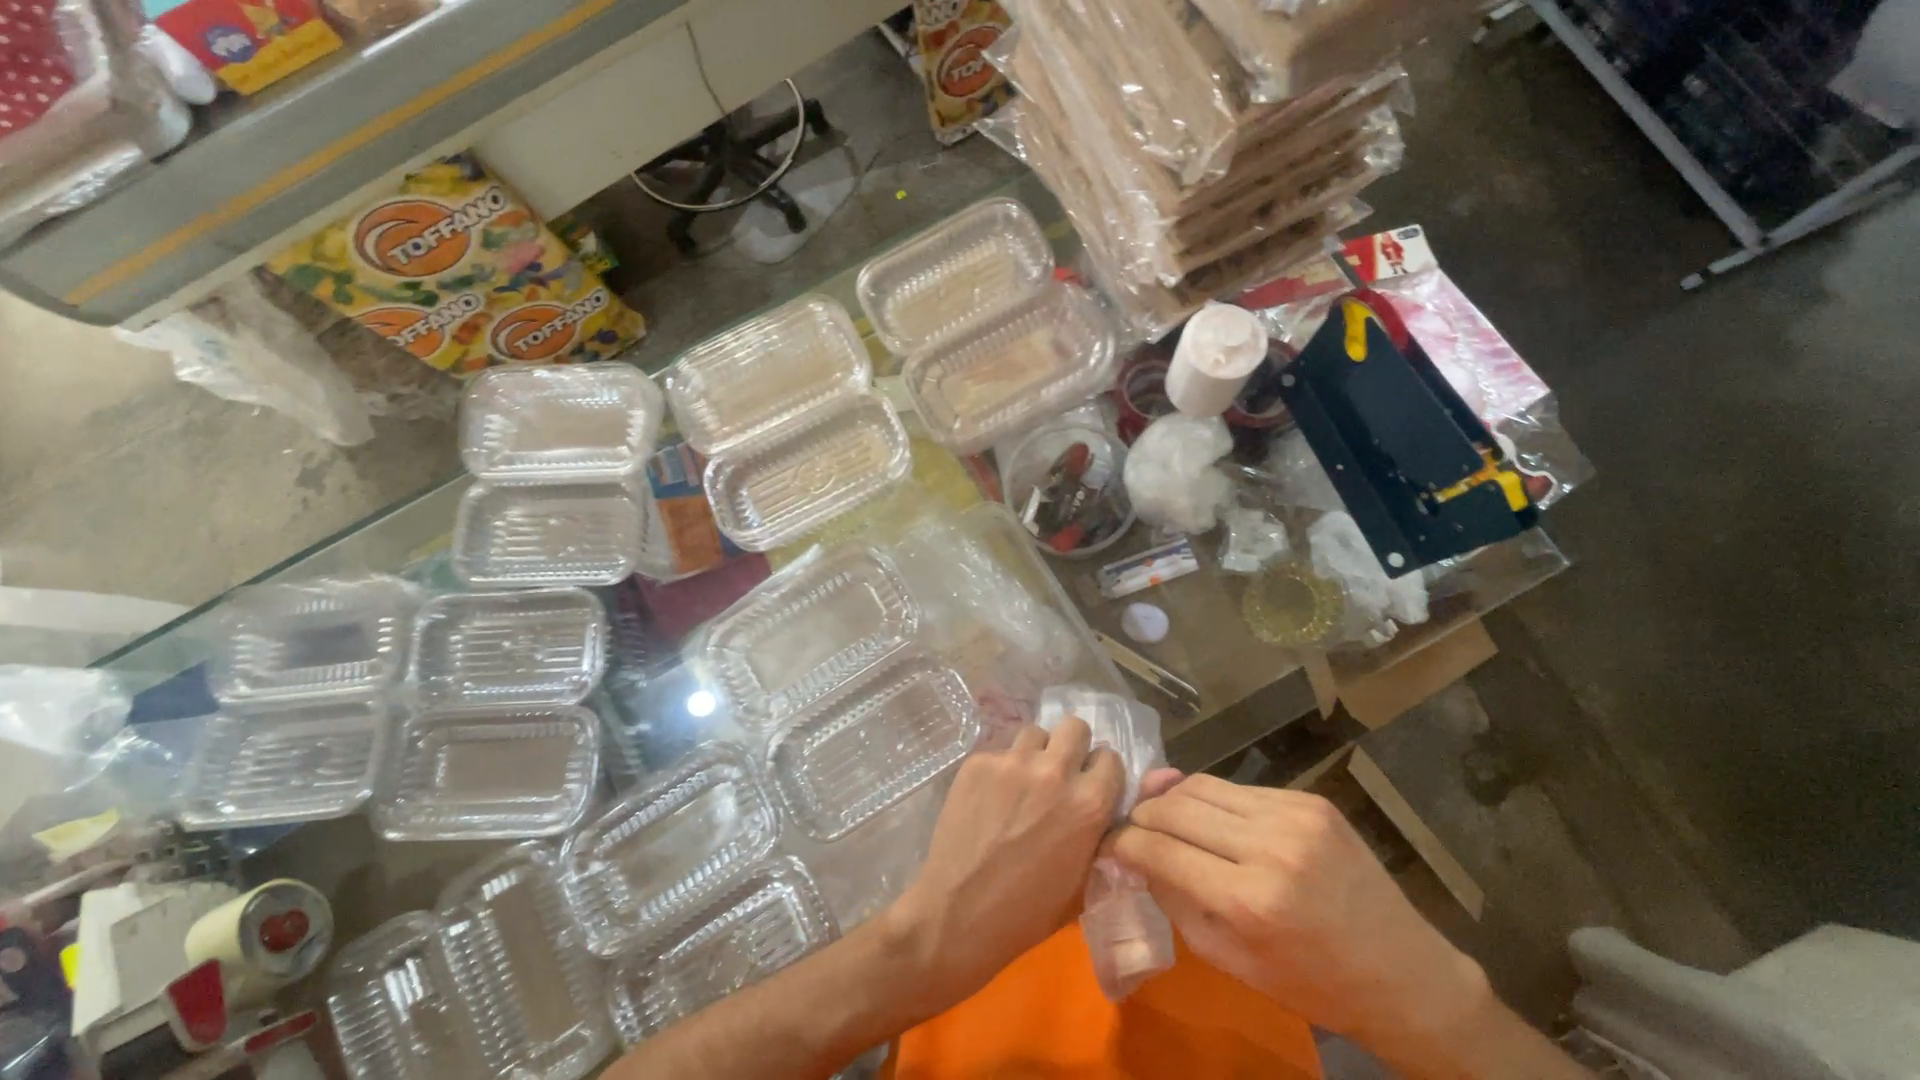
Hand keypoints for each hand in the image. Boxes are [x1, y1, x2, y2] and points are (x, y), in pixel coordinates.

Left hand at [886, 717, 1124, 1015]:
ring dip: (1035, 753)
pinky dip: (1000, 769)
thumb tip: (1104, 815)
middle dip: (1071, 747)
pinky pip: (999, 751)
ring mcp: (1012, 762)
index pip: (1110, 757)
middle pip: (1075, 727)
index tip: (1088, 787)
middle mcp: (1055, 771)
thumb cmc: (1030, 912)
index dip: (1099, 773)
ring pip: (1034, 733)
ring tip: (1021, 783)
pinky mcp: (977, 763)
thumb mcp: (1086, 881)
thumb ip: (1101, 837)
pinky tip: (989, 798)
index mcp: (1090, 802)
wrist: (960, 913)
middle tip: (1057, 774)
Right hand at [1109, 774, 1491, 1062]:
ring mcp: (1293, 815)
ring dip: (1173, 801)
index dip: (1120, 843)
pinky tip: (1216, 825)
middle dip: (1141, 816)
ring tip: (1166, 821)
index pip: (1156, 847)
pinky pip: (1239, 789)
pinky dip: (1215, 804)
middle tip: (1131, 832)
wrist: (1401, 971)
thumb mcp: (1228, 957)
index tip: (1106, 847)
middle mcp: (1268, 845)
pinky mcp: (1310, 800)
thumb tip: (1130, 852)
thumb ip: (1173, 899)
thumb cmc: (1309, 982)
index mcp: (1247, 899)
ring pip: (1202, 785)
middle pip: (1173, 804)